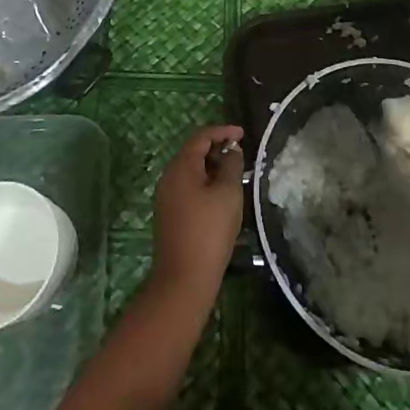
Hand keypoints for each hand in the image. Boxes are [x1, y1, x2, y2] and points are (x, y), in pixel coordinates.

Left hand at [151, 125, 245, 295]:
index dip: (223, 131)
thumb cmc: (210, 230)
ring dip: (212, 167)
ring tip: (235, 174)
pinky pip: (188, 187)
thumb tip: (230, 151)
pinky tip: (221, 196)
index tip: (243, 134)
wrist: (184, 278)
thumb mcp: (228, 193)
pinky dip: (205, 183)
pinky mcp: (169, 214)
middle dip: (217, 148)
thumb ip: (231, 165)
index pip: (201, 136)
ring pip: (191, 171)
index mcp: (181, 167)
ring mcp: (166, 197)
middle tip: (241, 154)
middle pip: (193, 152)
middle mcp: (168, 177)